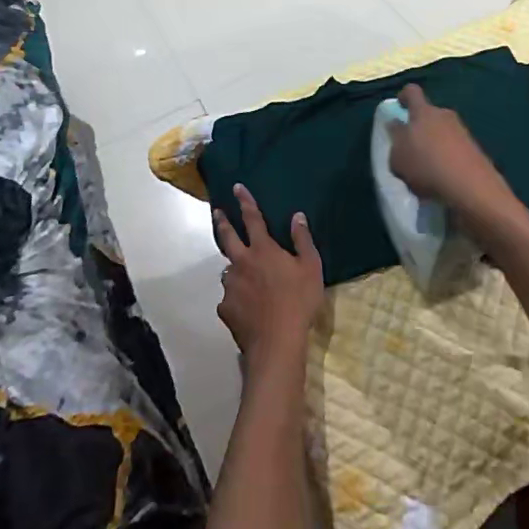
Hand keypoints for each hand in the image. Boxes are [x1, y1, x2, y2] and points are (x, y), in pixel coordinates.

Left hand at [215, 184, 323, 368]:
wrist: (277, 341)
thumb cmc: (299, 300)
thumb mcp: (311, 266)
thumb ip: (302, 240)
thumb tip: (297, 216)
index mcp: (263, 250)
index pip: (253, 219)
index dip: (245, 202)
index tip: (237, 188)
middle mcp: (242, 263)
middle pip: (228, 238)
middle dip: (222, 222)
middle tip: (217, 212)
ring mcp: (231, 286)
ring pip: (228, 270)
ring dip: (234, 267)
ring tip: (242, 273)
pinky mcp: (225, 308)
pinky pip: (229, 297)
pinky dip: (236, 295)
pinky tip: (246, 305)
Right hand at [386, 84, 523, 229]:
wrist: (471, 187)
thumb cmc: (426, 166)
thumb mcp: (397, 156)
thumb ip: (395, 137)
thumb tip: (396, 124)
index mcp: (424, 111)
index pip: (412, 92)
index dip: (403, 97)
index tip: (398, 107)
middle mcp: (445, 116)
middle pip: (429, 114)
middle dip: (419, 127)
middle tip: (409, 147)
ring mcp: (463, 132)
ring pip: (442, 133)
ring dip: (433, 145)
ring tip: (424, 169)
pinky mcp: (474, 150)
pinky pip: (453, 149)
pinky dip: (446, 159)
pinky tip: (440, 178)